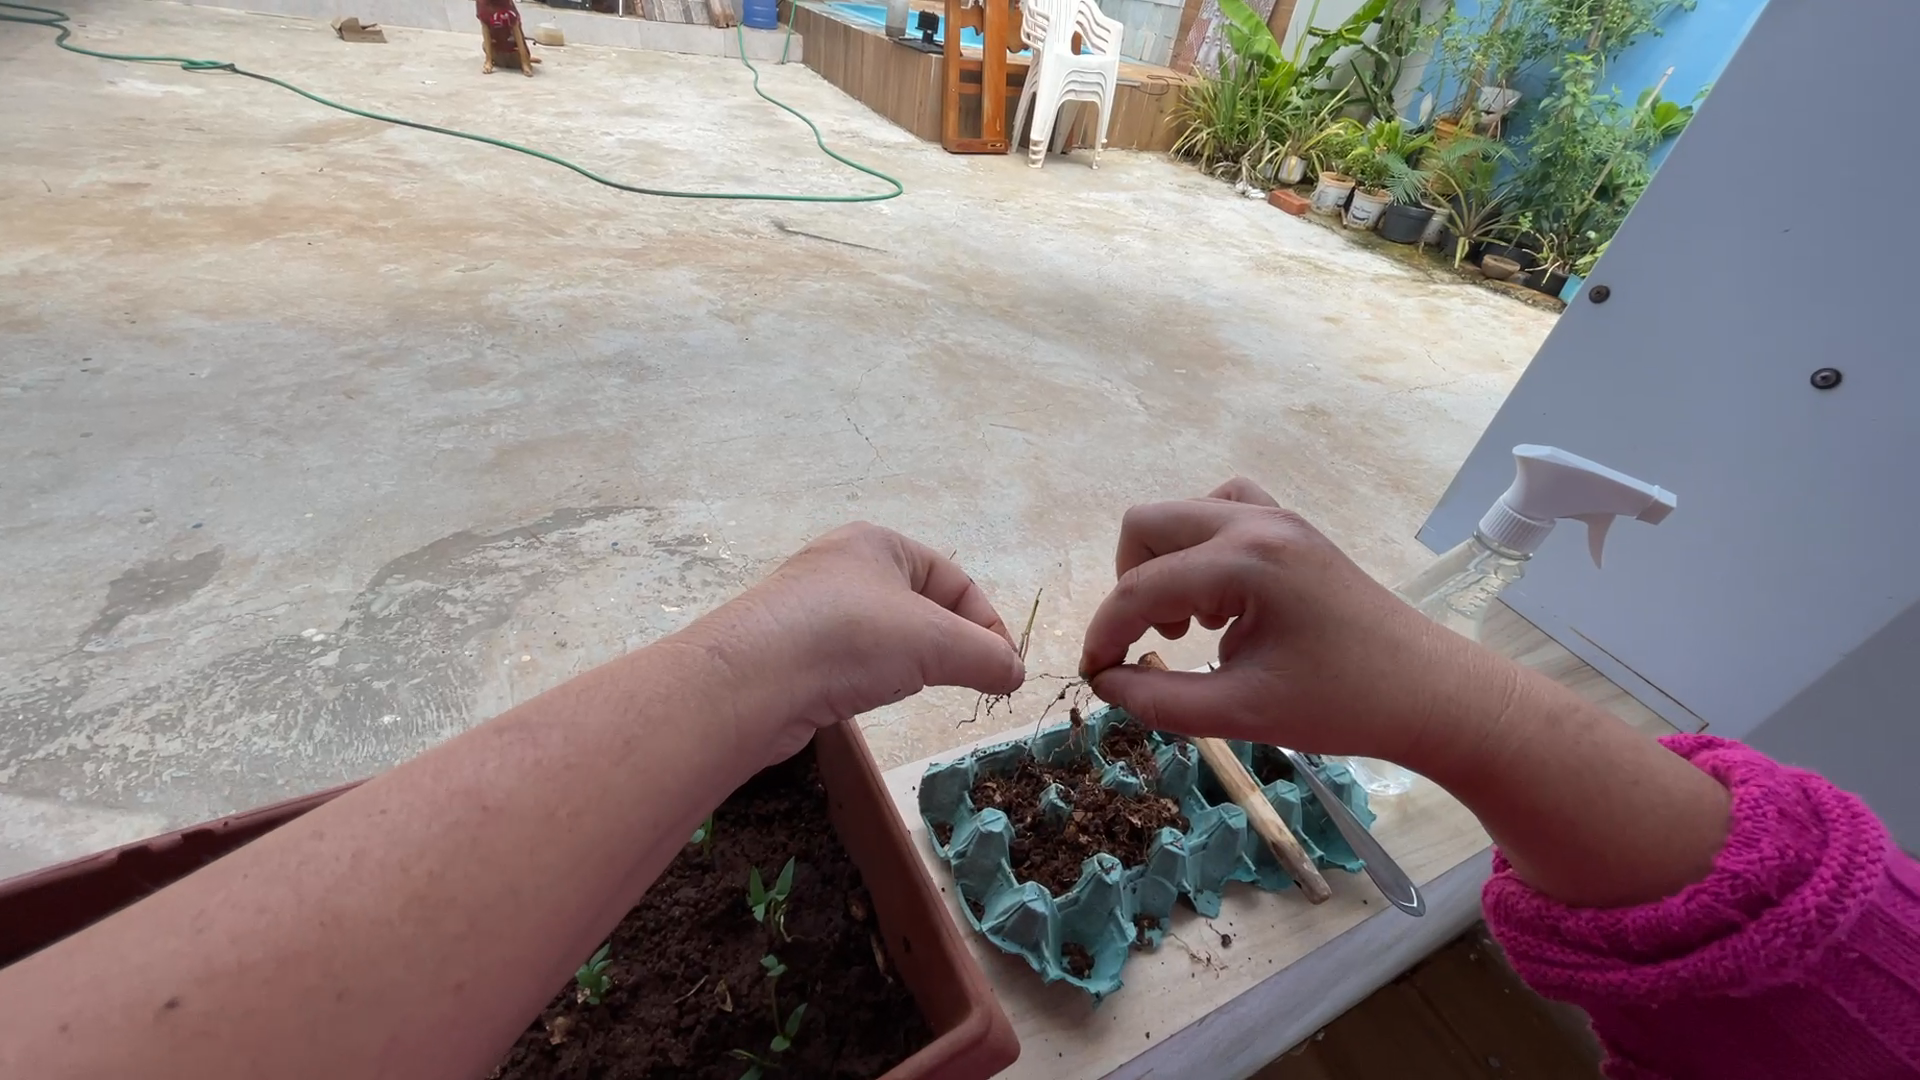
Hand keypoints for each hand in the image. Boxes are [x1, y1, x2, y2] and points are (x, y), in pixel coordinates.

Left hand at [677, 523, 1025, 763]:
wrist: (751, 681)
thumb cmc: (851, 639)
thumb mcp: (935, 642)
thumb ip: (986, 656)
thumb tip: (1014, 674)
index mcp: (880, 544)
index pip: (955, 580)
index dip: (988, 624)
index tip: (1004, 670)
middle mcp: (844, 566)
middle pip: (922, 605)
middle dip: (951, 643)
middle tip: (968, 680)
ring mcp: (813, 607)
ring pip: (886, 633)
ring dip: (913, 661)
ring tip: (918, 686)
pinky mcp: (793, 647)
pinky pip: (852, 656)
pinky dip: (874, 675)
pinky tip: (871, 694)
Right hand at [1079, 478, 1509, 764]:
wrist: (1433, 695)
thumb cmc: (1342, 706)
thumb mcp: (1239, 713)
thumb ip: (1156, 699)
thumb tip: (1103, 682)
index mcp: (1245, 562)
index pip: (1140, 588)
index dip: (1104, 633)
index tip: (1093, 674)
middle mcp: (1255, 522)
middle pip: (1146, 526)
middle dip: (1128, 586)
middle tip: (1150, 642)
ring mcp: (1276, 517)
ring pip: (1180, 512)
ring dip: (1162, 563)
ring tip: (1190, 622)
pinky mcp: (1290, 527)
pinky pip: (1221, 508)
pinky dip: (1198, 546)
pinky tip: (1217, 591)